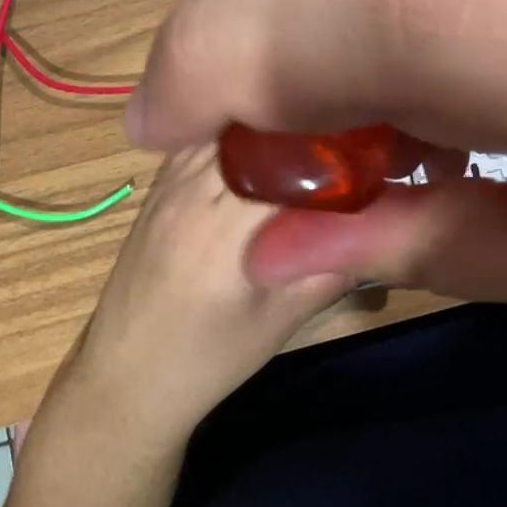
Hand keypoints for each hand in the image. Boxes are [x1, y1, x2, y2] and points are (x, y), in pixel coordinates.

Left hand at [50, 147, 353, 435]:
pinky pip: (207, 140)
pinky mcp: (158, 183)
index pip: (288, 162)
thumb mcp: (280, 322)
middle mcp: (191, 190)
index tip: (371, 156)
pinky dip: (242, 139)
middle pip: (260, 134)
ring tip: (314, 143)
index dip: (334, 151)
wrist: (123, 378)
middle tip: (351, 144)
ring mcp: (169, 181)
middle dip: (307, 134)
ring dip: (274, 131)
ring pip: (231, 128)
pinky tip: (266, 156)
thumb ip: (331, 268)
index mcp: (222, 230)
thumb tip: (383, 222)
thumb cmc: (208, 360)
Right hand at [125, 0, 506, 321]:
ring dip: (326, 46)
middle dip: (257, 57)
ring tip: (370, 143)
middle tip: (263, 165)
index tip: (158, 125)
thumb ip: (423, 248)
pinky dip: (383, 21)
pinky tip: (429, 88)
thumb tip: (264, 246)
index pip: (408, 8)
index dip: (248, 47)